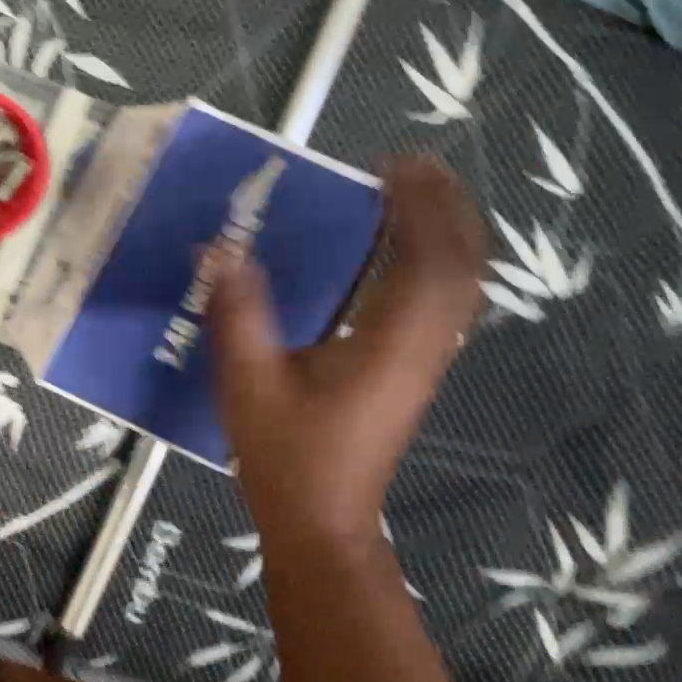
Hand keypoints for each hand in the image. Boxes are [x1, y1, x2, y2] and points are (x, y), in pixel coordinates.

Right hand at [209, 158, 485, 546]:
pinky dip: (430, 260)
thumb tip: (221, 247)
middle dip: (444, 208)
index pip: (427, 263)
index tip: (390, 165)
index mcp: (389, 344)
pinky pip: (438, 299)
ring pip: (458, 283)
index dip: (419, 209)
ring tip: (409, 191)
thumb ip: (237, 313)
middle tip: (408, 164)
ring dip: (442, 231)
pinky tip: (398, 247)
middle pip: (460, 266)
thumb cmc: (284, 452)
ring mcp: (422, 358)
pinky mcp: (409, 367)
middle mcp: (421, 346)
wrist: (320, 516)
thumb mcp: (247, 381)